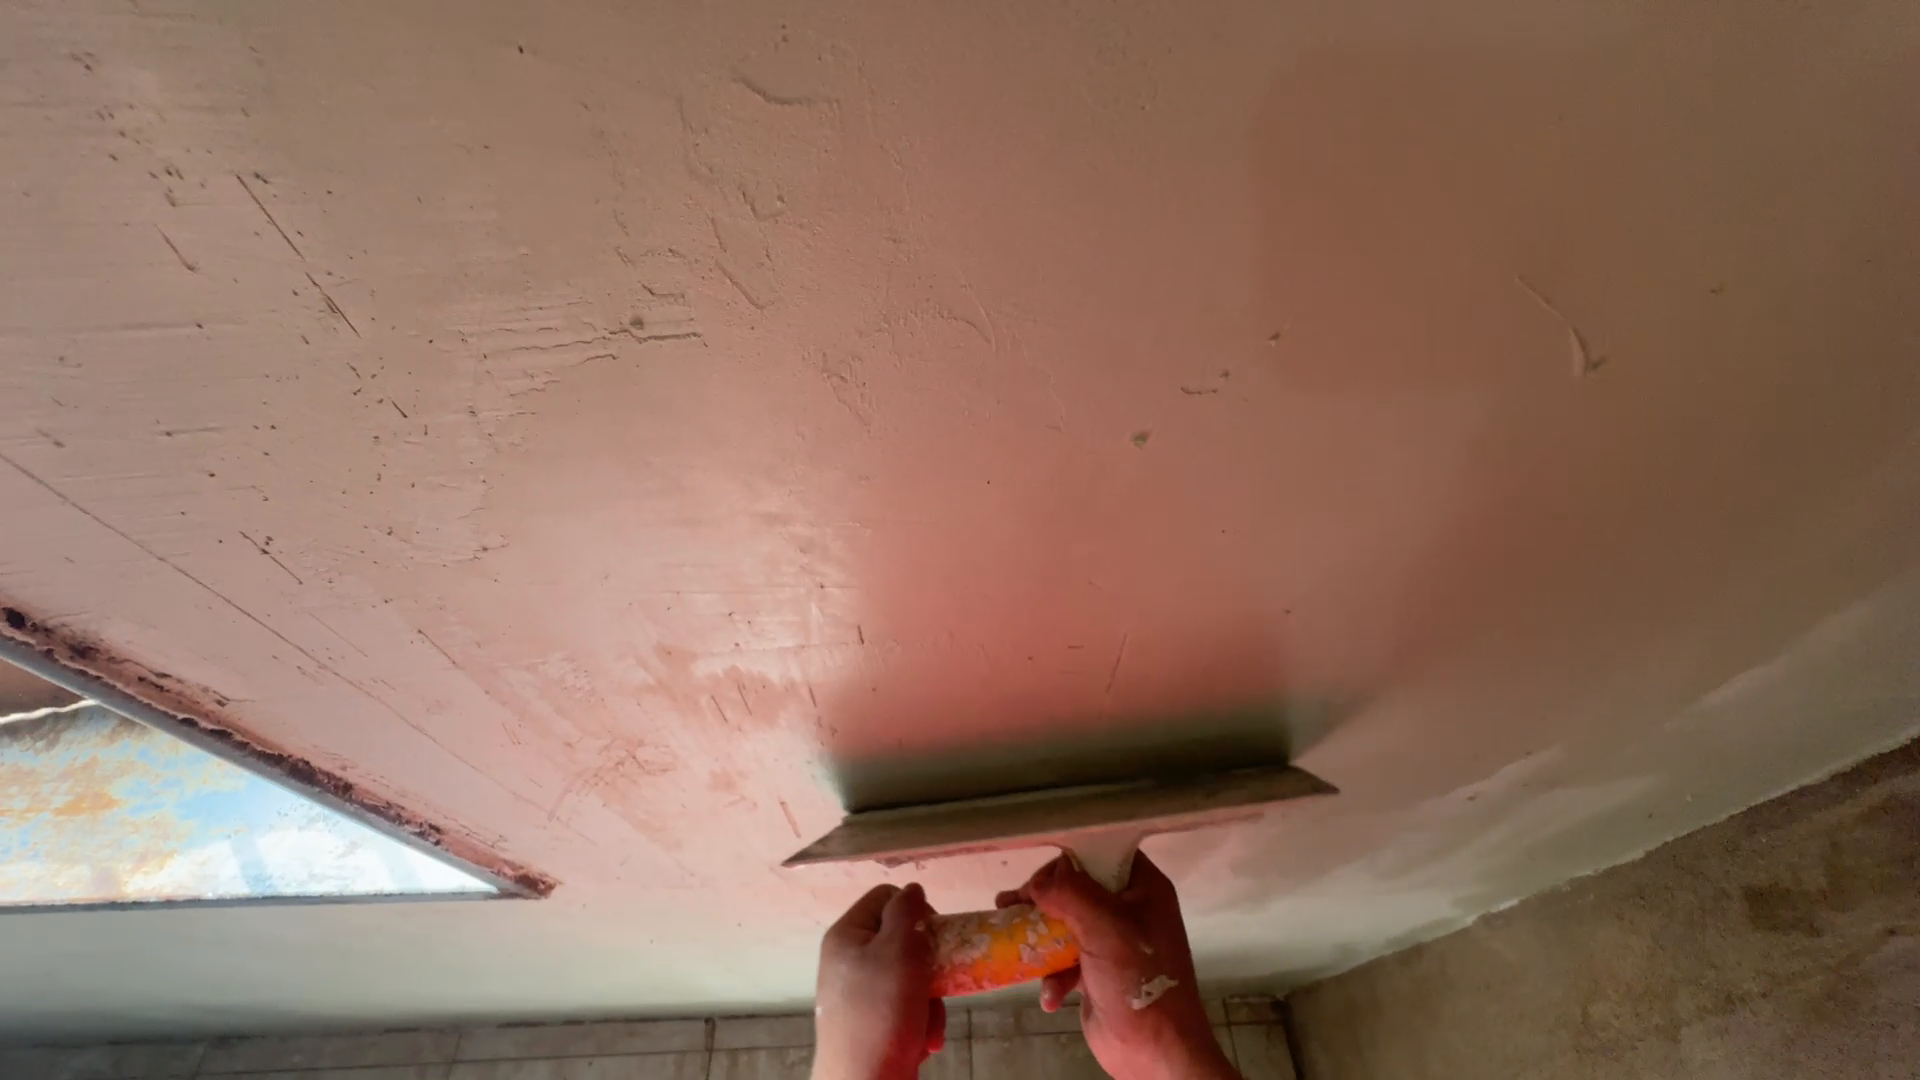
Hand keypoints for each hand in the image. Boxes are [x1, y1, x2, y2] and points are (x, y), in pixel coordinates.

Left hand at [812, 883, 947, 1079]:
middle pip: (901, 940)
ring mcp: (858, 995)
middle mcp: (849, 960)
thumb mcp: (899, 948)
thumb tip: (913, 890)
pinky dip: (919, 1023)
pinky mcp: (871, 1025)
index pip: (886, 897)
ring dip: (928, 1001)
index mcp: (847, 934)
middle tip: (934, 984)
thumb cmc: (881, 1012)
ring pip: (909, 977)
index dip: (915, 910)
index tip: (934, 935)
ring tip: (925, 1024)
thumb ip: (908, 912)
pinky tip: (921, 1042)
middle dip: (926, 967)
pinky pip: (904, 1008)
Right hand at [998, 852, 1239, 1079]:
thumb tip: (1038, 882)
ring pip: (1066, 921)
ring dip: (1039, 934)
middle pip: (1077, 887)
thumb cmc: (1139, 980)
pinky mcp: (1098, 970)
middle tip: (1012, 902)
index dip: (1070, 857)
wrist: (1156, 1054)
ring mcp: (1113, 940)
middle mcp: (1129, 908)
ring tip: (1009, 933)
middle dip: (1043, 898)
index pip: (1102, 853)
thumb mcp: (1105, 925)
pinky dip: (1054, 973)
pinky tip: (1050, 994)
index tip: (1040, 871)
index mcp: (1143, 887)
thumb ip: (1069, 892)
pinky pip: (1067, 958)